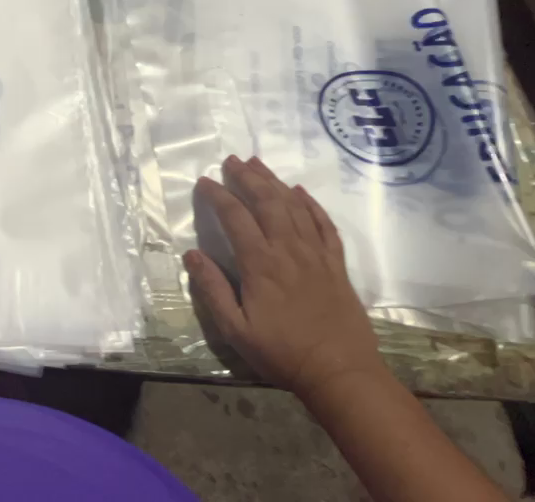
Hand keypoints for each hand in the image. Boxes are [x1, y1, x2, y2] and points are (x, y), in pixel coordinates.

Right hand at [185, 155, 386, 399]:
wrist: (342, 374)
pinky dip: (312, 205)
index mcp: (261, 264)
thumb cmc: (283, 353)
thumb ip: (212, 290)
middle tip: (231, 160)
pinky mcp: (336, 266)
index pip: (235, 217)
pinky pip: (324, 226)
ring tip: (258, 164)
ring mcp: (316, 256)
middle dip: (247, 178)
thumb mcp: (236, 330)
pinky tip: (301, 192)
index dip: (218, 195)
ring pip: (294, 208)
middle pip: (267, 202)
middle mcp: (289, 251)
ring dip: (274, 183)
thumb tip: (192, 255)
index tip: (204, 182)